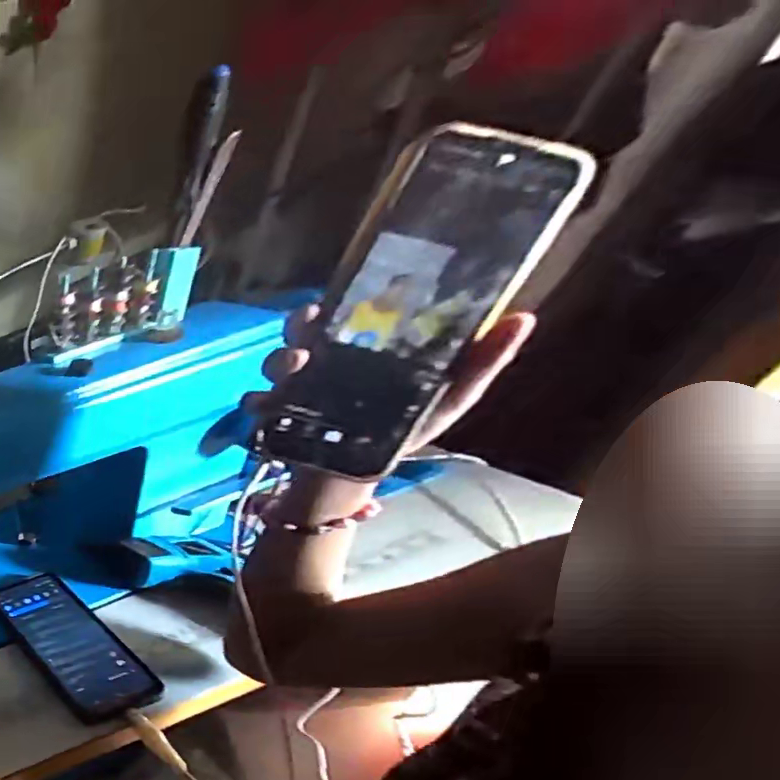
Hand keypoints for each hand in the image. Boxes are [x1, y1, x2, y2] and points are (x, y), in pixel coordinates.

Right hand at [243, 305, 536, 519]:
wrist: (361, 475)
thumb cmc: (401, 431)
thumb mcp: (447, 398)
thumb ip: (479, 364)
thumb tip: (523, 316)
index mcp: (356, 351)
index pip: (339, 316)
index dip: (330, 305)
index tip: (330, 304)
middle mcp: (319, 363)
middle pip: (299, 333)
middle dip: (297, 330)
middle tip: (308, 337)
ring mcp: (292, 389)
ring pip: (275, 363)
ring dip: (279, 361)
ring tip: (292, 371)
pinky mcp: (274, 415)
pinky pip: (256, 402)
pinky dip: (256, 402)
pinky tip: (265, 408)